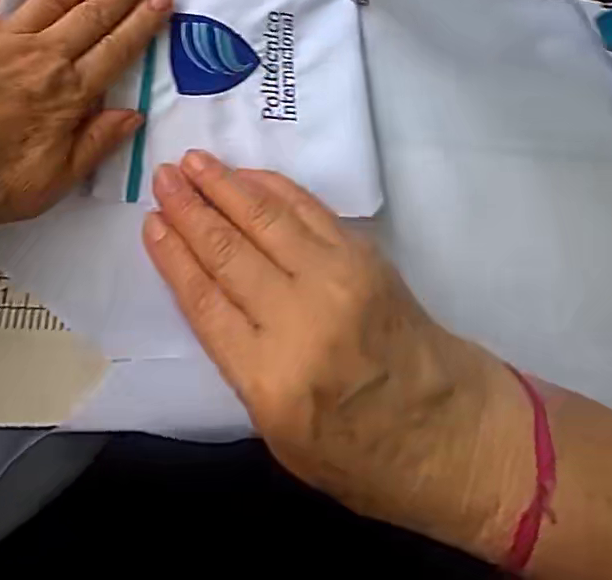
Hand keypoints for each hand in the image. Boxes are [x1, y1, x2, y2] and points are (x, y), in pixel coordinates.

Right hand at [142, 151, 532, 559]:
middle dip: (188, 210)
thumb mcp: (278, 433)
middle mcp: (300, 323)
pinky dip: (271, 187)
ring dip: (222, 185)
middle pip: (226, 252)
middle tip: (162, 177)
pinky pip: (307, 210)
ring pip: (263, 221)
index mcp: (269, 379)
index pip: (203, 300)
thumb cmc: (359, 450)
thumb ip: (236, 359)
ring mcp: (337, 283)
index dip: (173, 255)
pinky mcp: (364, 260)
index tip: (150, 222)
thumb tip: (202, 284)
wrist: (460, 438)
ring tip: (192, 161)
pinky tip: (244, 174)